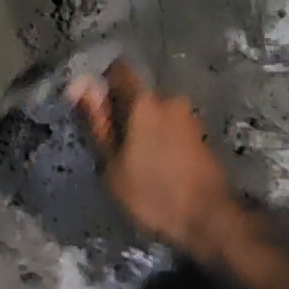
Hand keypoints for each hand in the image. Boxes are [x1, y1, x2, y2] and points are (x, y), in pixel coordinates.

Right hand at [67, 59, 232, 251]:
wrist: (209, 218)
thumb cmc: (152, 193)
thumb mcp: (112, 164)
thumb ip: (97, 122)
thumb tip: (80, 86)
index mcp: (144, 101)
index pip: (118, 70)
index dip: (102, 85)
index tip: (95, 111)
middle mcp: (169, 99)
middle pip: (137, 95)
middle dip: (124, 115)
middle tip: (114, 150)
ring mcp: (189, 116)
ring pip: (154, 113)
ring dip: (143, 130)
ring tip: (137, 165)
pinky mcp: (201, 134)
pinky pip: (171, 127)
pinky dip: (161, 140)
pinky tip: (159, 168)